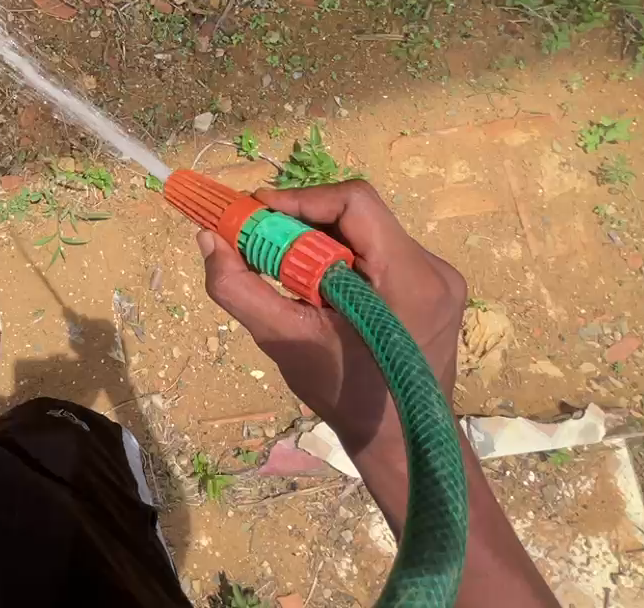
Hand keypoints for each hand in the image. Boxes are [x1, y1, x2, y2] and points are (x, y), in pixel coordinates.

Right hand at [196, 179, 466, 455]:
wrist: (402, 443)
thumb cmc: (344, 393)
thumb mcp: (282, 340)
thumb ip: (238, 287)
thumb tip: (207, 238)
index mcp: (410, 277)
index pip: (355, 202)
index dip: (300, 199)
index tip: (256, 214)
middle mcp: (432, 268)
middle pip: (355, 213)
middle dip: (300, 221)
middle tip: (258, 239)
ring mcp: (436, 278)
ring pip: (361, 230)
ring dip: (314, 238)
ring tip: (281, 265)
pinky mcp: (429, 288)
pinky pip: (371, 249)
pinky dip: (332, 255)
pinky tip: (313, 284)